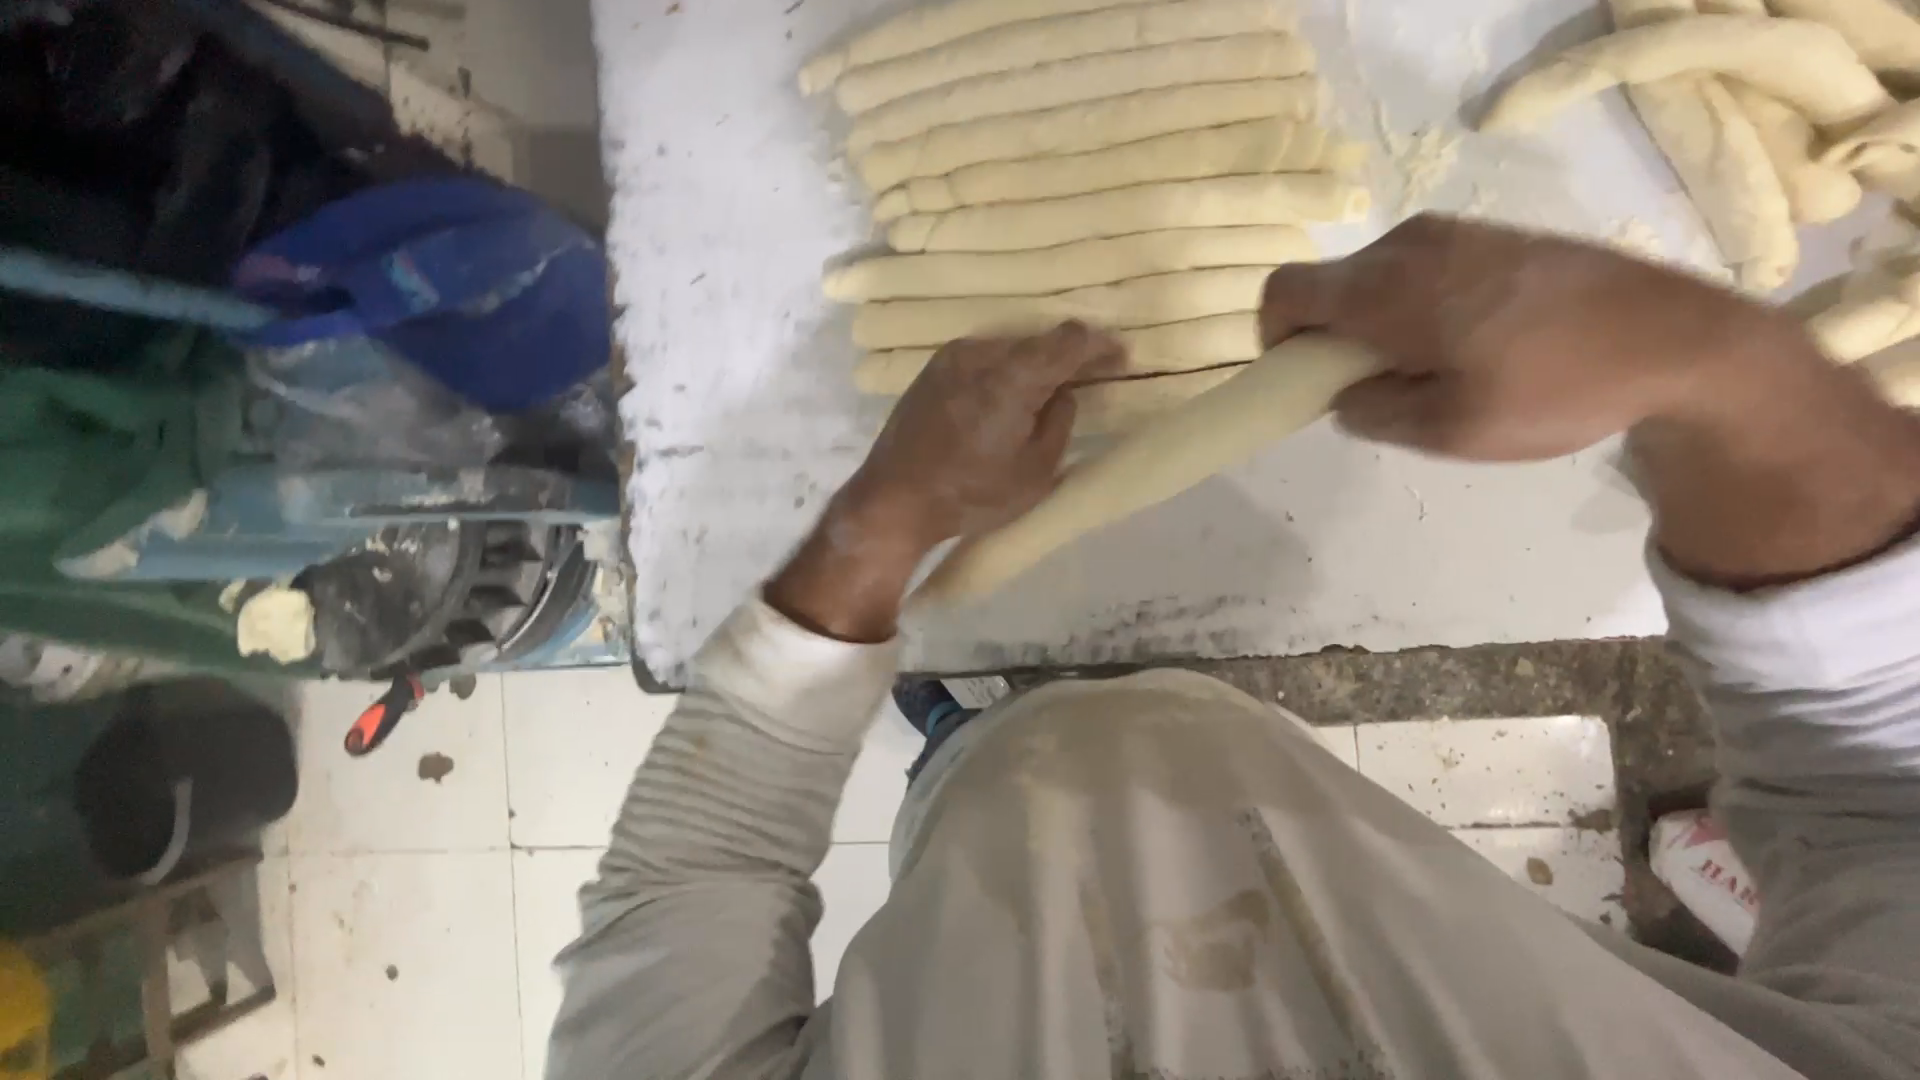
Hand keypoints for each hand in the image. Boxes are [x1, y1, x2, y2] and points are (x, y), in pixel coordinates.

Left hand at [766, 321, 1122, 640]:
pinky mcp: (932, 370)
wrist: (893, 499)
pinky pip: (983, 358)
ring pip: (1009, 347)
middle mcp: (980, 353)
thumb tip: (1063, 396)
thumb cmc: (970, 494)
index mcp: (1011, 375)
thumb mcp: (1035, 472)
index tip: (1121, 357)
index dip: (1100, 346)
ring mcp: (950, 357)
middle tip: (1092, 374)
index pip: (1069, 340)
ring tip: (1051, 387)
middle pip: (1038, 340)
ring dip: (1034, 362)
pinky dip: (1005, 369)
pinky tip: (1010, 393)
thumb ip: (1059, 423)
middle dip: (1069, 355)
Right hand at [1262, 214, 1919, 587]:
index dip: (1273, 337)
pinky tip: (1465, 341)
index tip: (1304, 376)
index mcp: (1386, 290)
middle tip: (1374, 385)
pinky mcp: (1490, 235)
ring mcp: (1455, 233)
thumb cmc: (1554, 391)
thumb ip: (1369, 412)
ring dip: (1371, 324)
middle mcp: (1410, 245)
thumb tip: (1343, 395)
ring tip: (1426, 367)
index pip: (1282, 291)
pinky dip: (1410, 305)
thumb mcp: (1445, 430)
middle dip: (1328, 338)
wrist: (1685, 342)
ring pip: (1370, 277)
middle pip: (1326, 286)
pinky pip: (1415, 268)